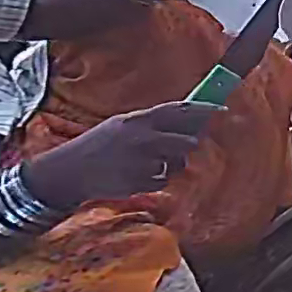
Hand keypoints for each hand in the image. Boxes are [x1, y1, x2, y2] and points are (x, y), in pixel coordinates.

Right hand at [21, 101, 218, 210]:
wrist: (68, 172)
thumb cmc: (99, 145)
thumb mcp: (121, 124)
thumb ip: (151, 122)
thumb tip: (187, 119)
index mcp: (139, 120)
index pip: (179, 111)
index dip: (204, 110)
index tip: (222, 110)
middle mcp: (144, 138)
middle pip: (188, 142)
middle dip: (186, 146)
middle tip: (174, 148)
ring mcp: (143, 161)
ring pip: (177, 164)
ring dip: (169, 165)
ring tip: (144, 163)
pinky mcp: (141, 181)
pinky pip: (163, 181)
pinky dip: (154, 180)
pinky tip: (134, 175)